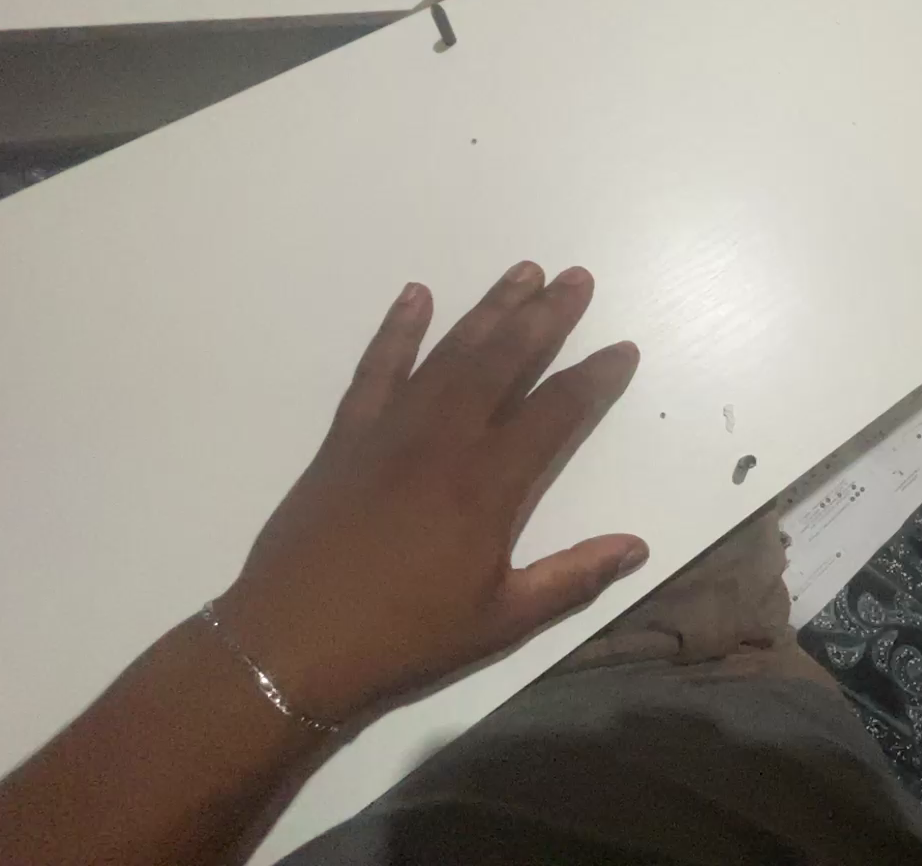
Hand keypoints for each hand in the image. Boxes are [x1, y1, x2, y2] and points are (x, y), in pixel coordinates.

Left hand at [212, 263, 647, 722]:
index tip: (624, 348)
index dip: (596, 376)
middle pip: (506, 360)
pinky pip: (377, 369)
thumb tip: (638, 547)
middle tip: (576, 277)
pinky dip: (397, 329)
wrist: (283, 652)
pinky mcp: (347, 436)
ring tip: (523, 271)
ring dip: (491, 308)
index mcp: (489, 484)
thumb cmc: (404, 637)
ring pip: (451, 353)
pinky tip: (416, 294)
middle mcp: (445, 441)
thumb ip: (575, 577)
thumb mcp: (504, 620)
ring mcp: (392, 431)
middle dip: (547, 315)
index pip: (558, 410)